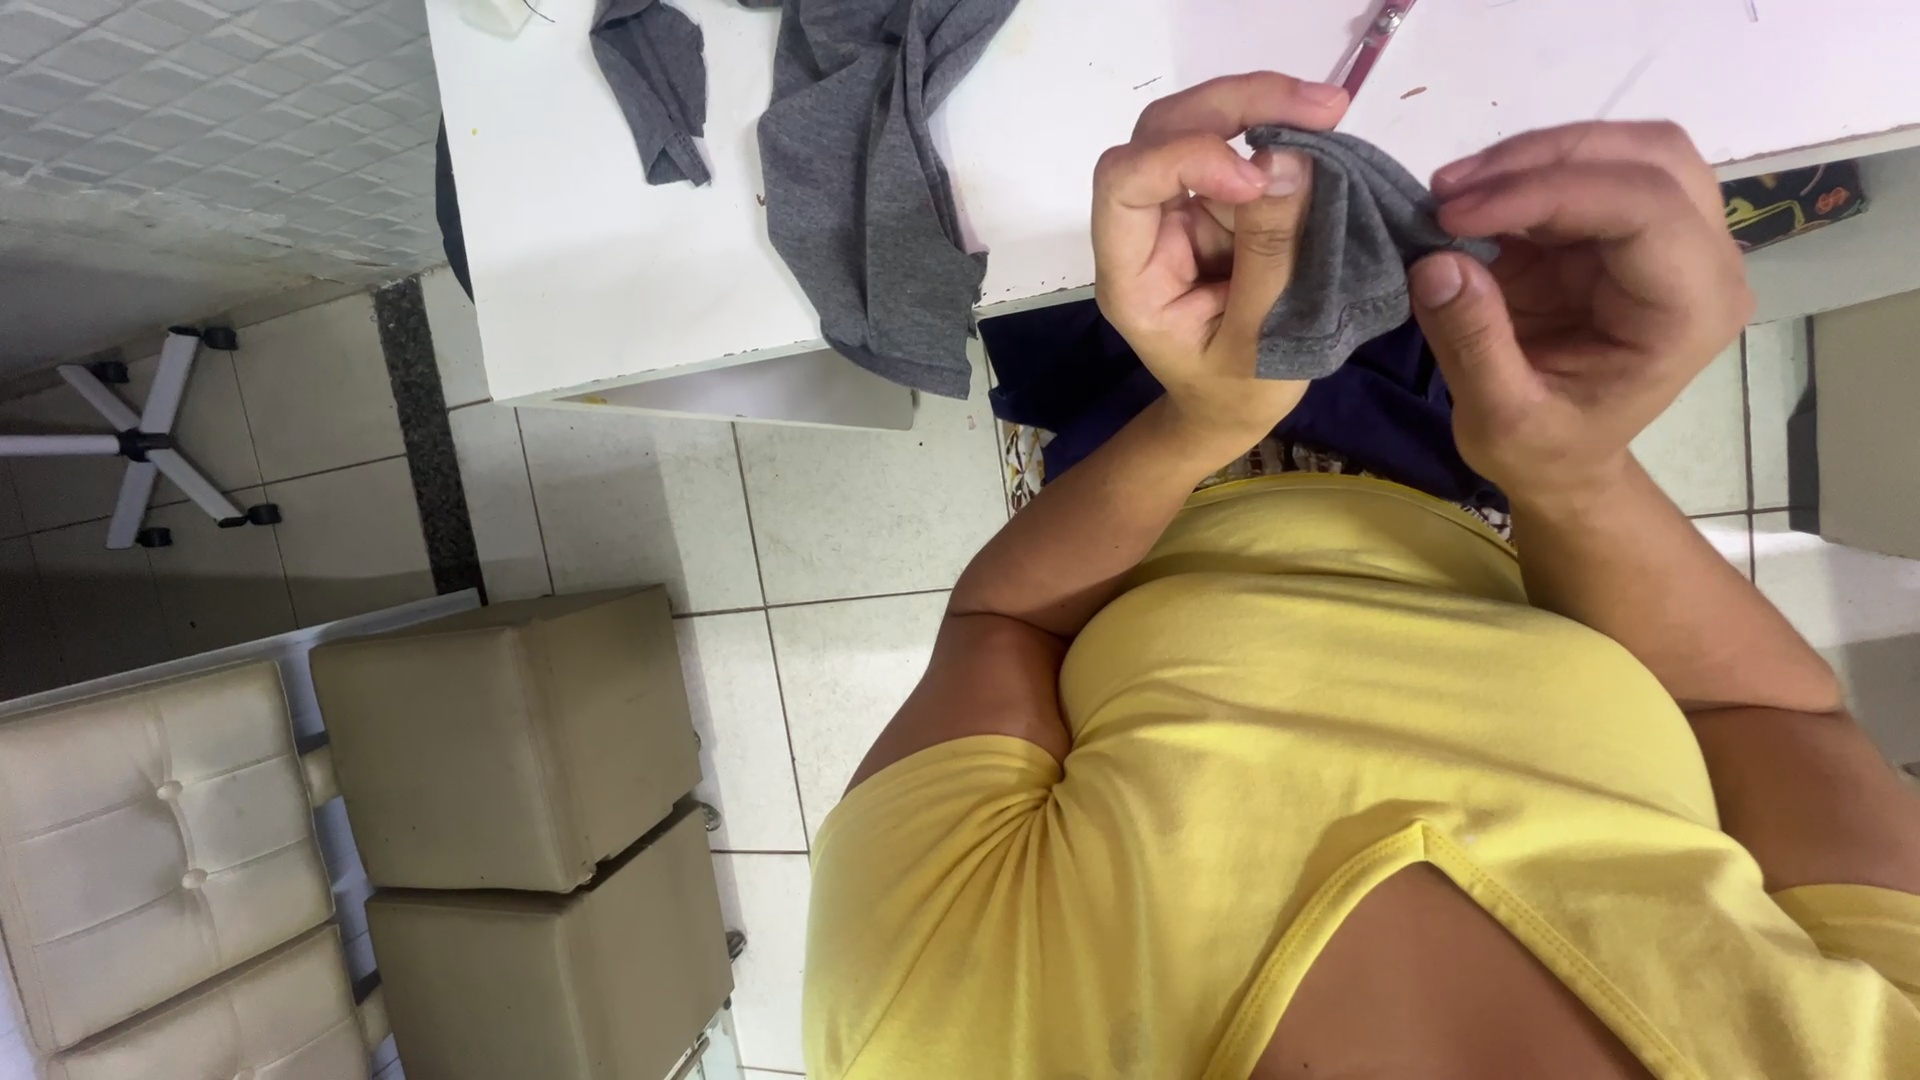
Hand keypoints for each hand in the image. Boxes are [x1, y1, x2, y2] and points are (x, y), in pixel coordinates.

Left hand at [1092, 73, 1349, 449]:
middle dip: (1231, 106)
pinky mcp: (1211, 213)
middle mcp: (1144, 237)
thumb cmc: (1235, 393)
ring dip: (1263, 110)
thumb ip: (1270, 255)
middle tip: (1320, 106)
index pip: (1123, 185)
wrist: (1230, 411)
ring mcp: (1177, 220)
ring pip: (1199, 130)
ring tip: (1331, 113)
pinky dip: (1278, 135)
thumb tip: (1283, 159)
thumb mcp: (1260, 339)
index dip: (1184, 158)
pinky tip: (1323, 137)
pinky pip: (1237, 153)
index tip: (1255, 180)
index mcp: (1132, 279)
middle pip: (1158, 135)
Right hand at [1407, 121, 1753, 510]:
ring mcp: (1660, 244)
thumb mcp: (1499, 416)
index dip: (1546, 195)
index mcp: (1687, 310)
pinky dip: (1517, 182)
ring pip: (1620, 154)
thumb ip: (1472, 342)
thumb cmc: (1542, 452)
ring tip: (1448, 191)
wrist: (1560, 464)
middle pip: (1646, 159)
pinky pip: (1578, 181)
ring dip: (1531, 159)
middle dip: (1541, 160)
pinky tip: (1463, 204)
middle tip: (1446, 191)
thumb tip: (1433, 262)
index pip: (1642, 210)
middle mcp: (1698, 261)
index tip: (1450, 214)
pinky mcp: (1611, 241)